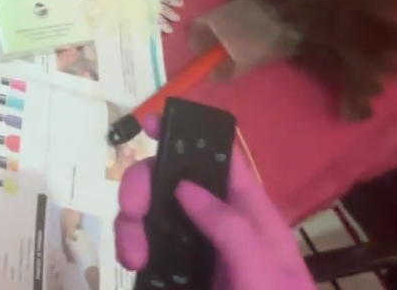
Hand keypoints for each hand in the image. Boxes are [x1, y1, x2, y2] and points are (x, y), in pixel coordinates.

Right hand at [113, 122, 312, 289]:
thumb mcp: (266, 283)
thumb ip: (232, 230)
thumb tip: (184, 186)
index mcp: (256, 227)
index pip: (225, 164)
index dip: (190, 135)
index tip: (151, 123)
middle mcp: (222, 234)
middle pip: (173, 181)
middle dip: (144, 186)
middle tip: (131, 211)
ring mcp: (196, 258)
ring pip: (151, 213)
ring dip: (131, 222)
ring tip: (132, 257)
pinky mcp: (174, 280)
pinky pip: (143, 246)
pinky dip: (129, 246)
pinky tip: (131, 265)